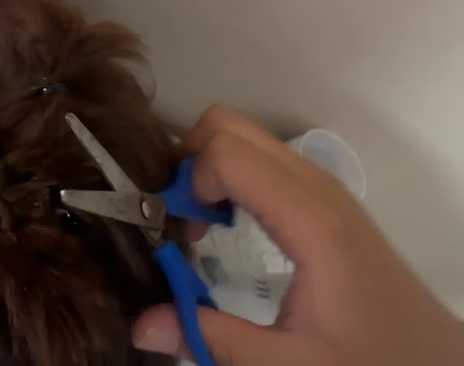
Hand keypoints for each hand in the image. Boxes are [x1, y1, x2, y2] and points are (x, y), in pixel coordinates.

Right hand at [132, 107, 463, 365]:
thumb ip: (213, 339)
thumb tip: (139, 324)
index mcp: (311, 222)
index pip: (226, 154)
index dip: (188, 183)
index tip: (182, 235)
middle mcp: (315, 186)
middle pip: (228, 125)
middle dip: (189, 160)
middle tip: (181, 219)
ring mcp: (322, 184)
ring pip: (242, 133)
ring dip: (208, 164)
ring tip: (201, 224)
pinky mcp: (324, 194)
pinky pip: (261, 154)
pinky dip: (231, 171)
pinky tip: (230, 222)